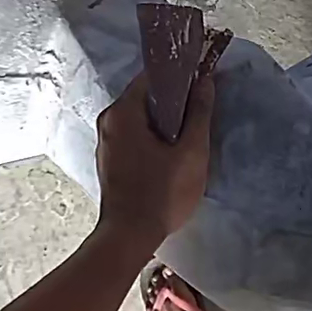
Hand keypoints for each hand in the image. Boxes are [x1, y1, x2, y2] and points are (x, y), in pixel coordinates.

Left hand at [93, 71, 213, 254]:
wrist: (130, 236)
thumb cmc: (162, 193)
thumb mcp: (191, 151)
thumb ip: (199, 112)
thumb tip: (206, 80)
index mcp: (123, 112)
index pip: (152, 76)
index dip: (179, 74)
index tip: (201, 79)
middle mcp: (108, 121)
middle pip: (144, 96)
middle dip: (173, 99)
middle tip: (200, 108)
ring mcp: (106, 141)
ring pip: (140, 117)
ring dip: (164, 119)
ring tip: (189, 131)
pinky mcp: (109, 159)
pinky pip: (133, 134)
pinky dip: (152, 135)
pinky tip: (171, 149)